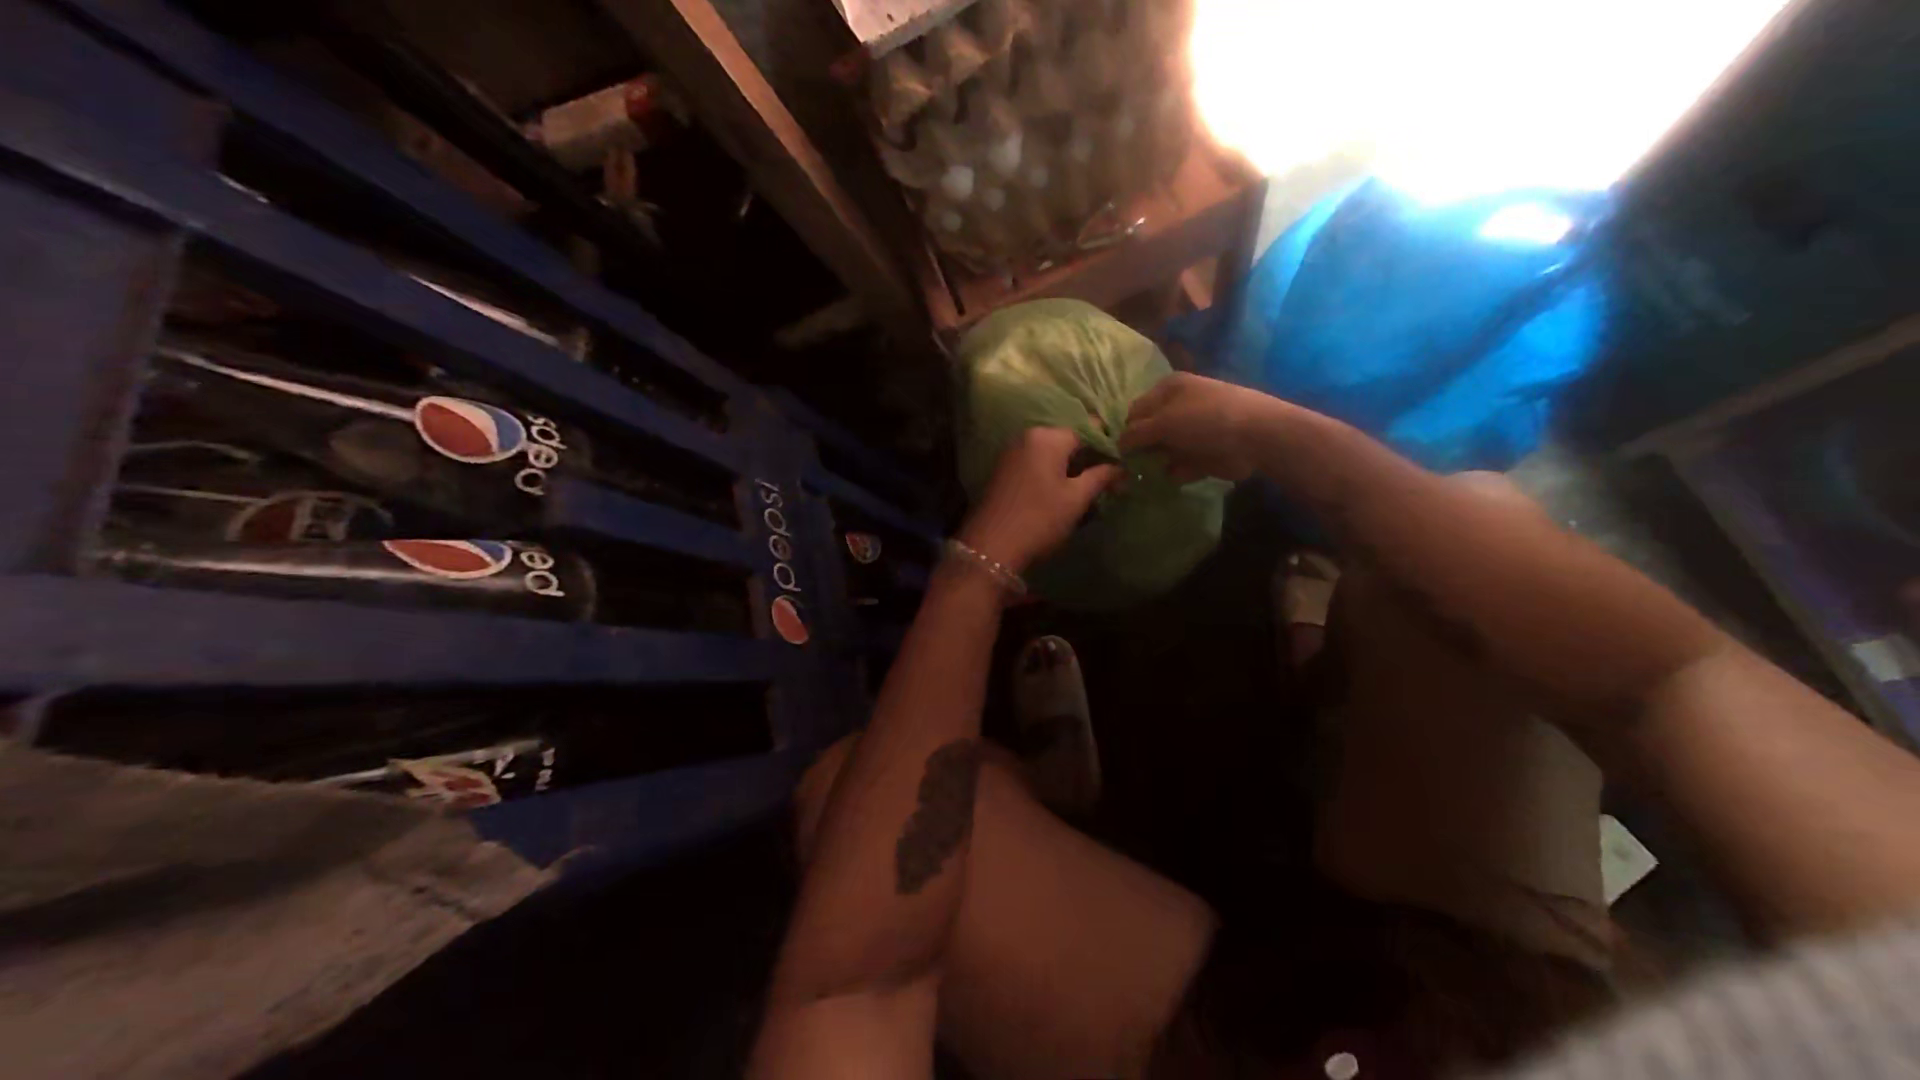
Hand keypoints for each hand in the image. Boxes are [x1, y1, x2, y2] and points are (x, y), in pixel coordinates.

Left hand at [959, 427, 1122, 572]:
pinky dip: (1052, 473)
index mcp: (1048, 437)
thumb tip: (1121, 467)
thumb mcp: (1076, 499)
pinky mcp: (1004, 471)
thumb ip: (1101, 477)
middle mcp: (1028, 437)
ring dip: (1071, 467)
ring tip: (1089, 489)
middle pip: (1069, 440)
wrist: (991, 546)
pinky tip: (1064, 493)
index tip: (1123, 465)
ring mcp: (1012, 453)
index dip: (1108, 447)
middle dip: (1090, 458)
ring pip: (1052, 453)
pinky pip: (1036, 464)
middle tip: (1110, 481)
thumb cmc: (1039, 518)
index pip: (1089, 430)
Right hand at [1118, 373, 1281, 481]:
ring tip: (1145, 477)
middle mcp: (1178, 408)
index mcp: (1168, 390)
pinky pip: (1181, 466)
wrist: (1255, 436)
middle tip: (1127, 470)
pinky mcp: (1204, 455)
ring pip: (1163, 451)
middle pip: (1148, 432)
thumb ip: (1135, 434)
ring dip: (1154, 464)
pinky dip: (1176, 473)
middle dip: (1138, 450)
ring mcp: (1192, 433)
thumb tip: (1118, 445)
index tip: (1117, 453)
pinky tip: (1174, 476)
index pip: (1135, 411)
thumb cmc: (1203, 419)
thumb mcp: (1162, 422)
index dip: (1125, 431)